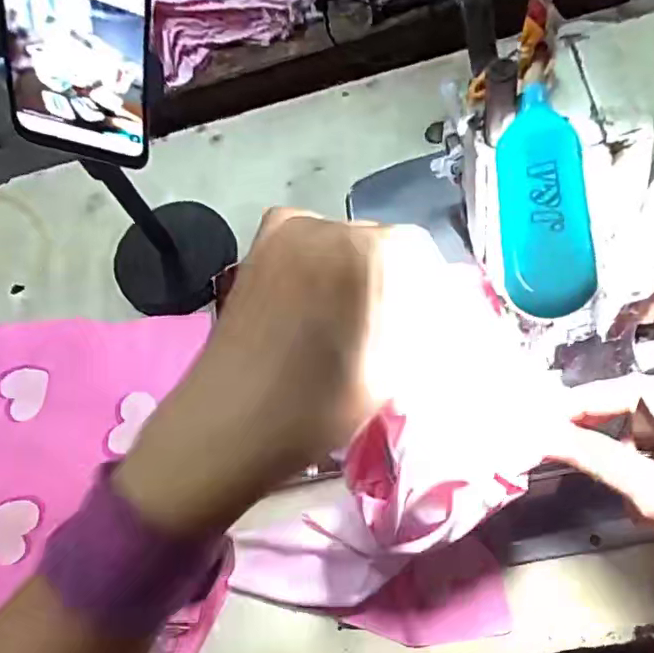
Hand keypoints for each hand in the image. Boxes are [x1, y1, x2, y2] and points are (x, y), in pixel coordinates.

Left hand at [115, 209, 479, 534]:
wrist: (228, 425)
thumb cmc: (316, 410)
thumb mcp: (389, 375)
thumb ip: (415, 328)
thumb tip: (424, 310)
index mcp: (366, 253)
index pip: (419, 256)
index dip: (425, 293)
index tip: (420, 326)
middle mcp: (324, 227)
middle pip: (379, 245)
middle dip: (390, 282)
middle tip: (386, 329)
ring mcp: (282, 235)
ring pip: (342, 247)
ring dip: (354, 278)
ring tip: (347, 327)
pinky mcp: (255, 252)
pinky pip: (308, 253)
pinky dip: (320, 276)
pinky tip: (314, 315)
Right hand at [544, 376, 653, 632]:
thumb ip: (601, 461)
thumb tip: (549, 437)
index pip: (640, 392)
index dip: (589, 404)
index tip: (549, 419)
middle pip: (646, 411)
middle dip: (613, 443)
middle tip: (570, 456)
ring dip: (634, 467)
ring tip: (639, 505)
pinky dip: (651, 476)